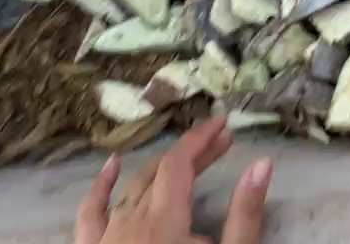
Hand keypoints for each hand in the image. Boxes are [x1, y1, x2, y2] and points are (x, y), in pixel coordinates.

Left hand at [76, 116, 272, 243]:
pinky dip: (99, 190)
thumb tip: (262, 164)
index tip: (224, 123)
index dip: (200, 138)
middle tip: (223, 144)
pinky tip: (110, 168)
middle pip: (158, 173)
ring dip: (159, 169)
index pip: (178, 163)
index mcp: (162, 224)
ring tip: (187, 159)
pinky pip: (88, 218)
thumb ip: (245, 216)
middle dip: (192, 153)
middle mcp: (127, 226)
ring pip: (129, 190)